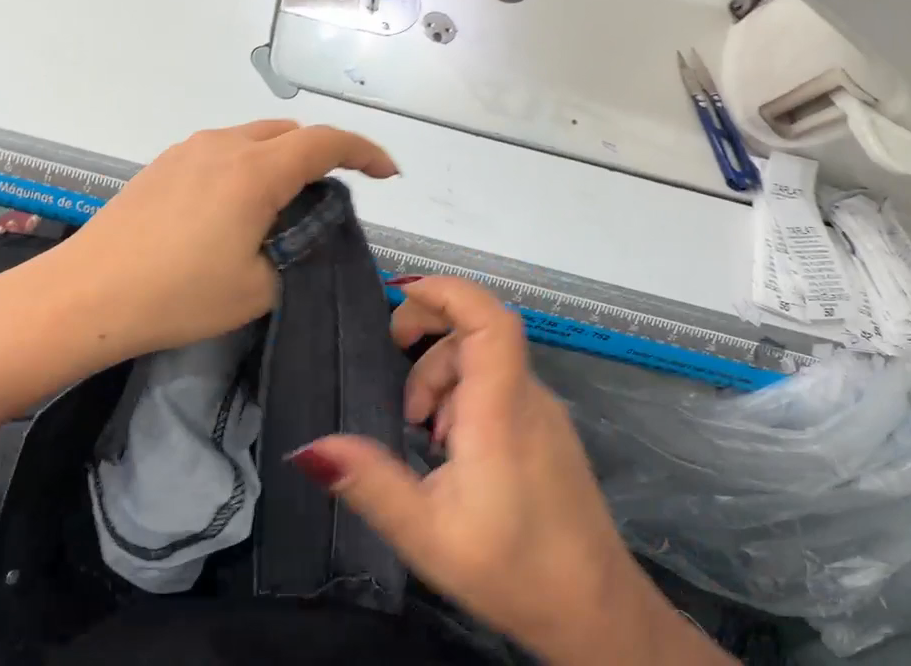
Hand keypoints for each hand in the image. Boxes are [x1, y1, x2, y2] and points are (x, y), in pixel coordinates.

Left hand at [52, 119, 395, 356]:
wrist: (90, 293)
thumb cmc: (179, 295)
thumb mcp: (259, 287)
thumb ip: (298, 249)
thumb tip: (305, 228)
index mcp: (254, 171)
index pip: (325, 142)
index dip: (364, 153)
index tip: (386, 173)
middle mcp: (222, 146)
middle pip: (287, 133)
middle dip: (320, 157)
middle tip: (331, 200)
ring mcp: (185, 151)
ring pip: (251, 139)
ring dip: (278, 161)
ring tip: (281, 208)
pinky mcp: (160, 166)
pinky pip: (219, 152)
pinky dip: (244, 167)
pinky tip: (232, 210)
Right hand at [286, 278, 733, 665]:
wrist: (600, 618)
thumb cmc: (515, 573)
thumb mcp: (427, 534)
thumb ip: (370, 483)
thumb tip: (309, 447)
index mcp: (500, 413)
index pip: (489, 321)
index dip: (445, 291)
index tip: (396, 294)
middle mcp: (528, 401)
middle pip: (477, 331)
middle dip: (426, 334)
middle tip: (393, 373)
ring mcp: (542, 415)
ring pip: (484, 360)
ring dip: (438, 374)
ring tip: (416, 427)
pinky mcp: (545, 433)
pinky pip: (496, 386)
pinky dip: (459, 395)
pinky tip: (445, 446)